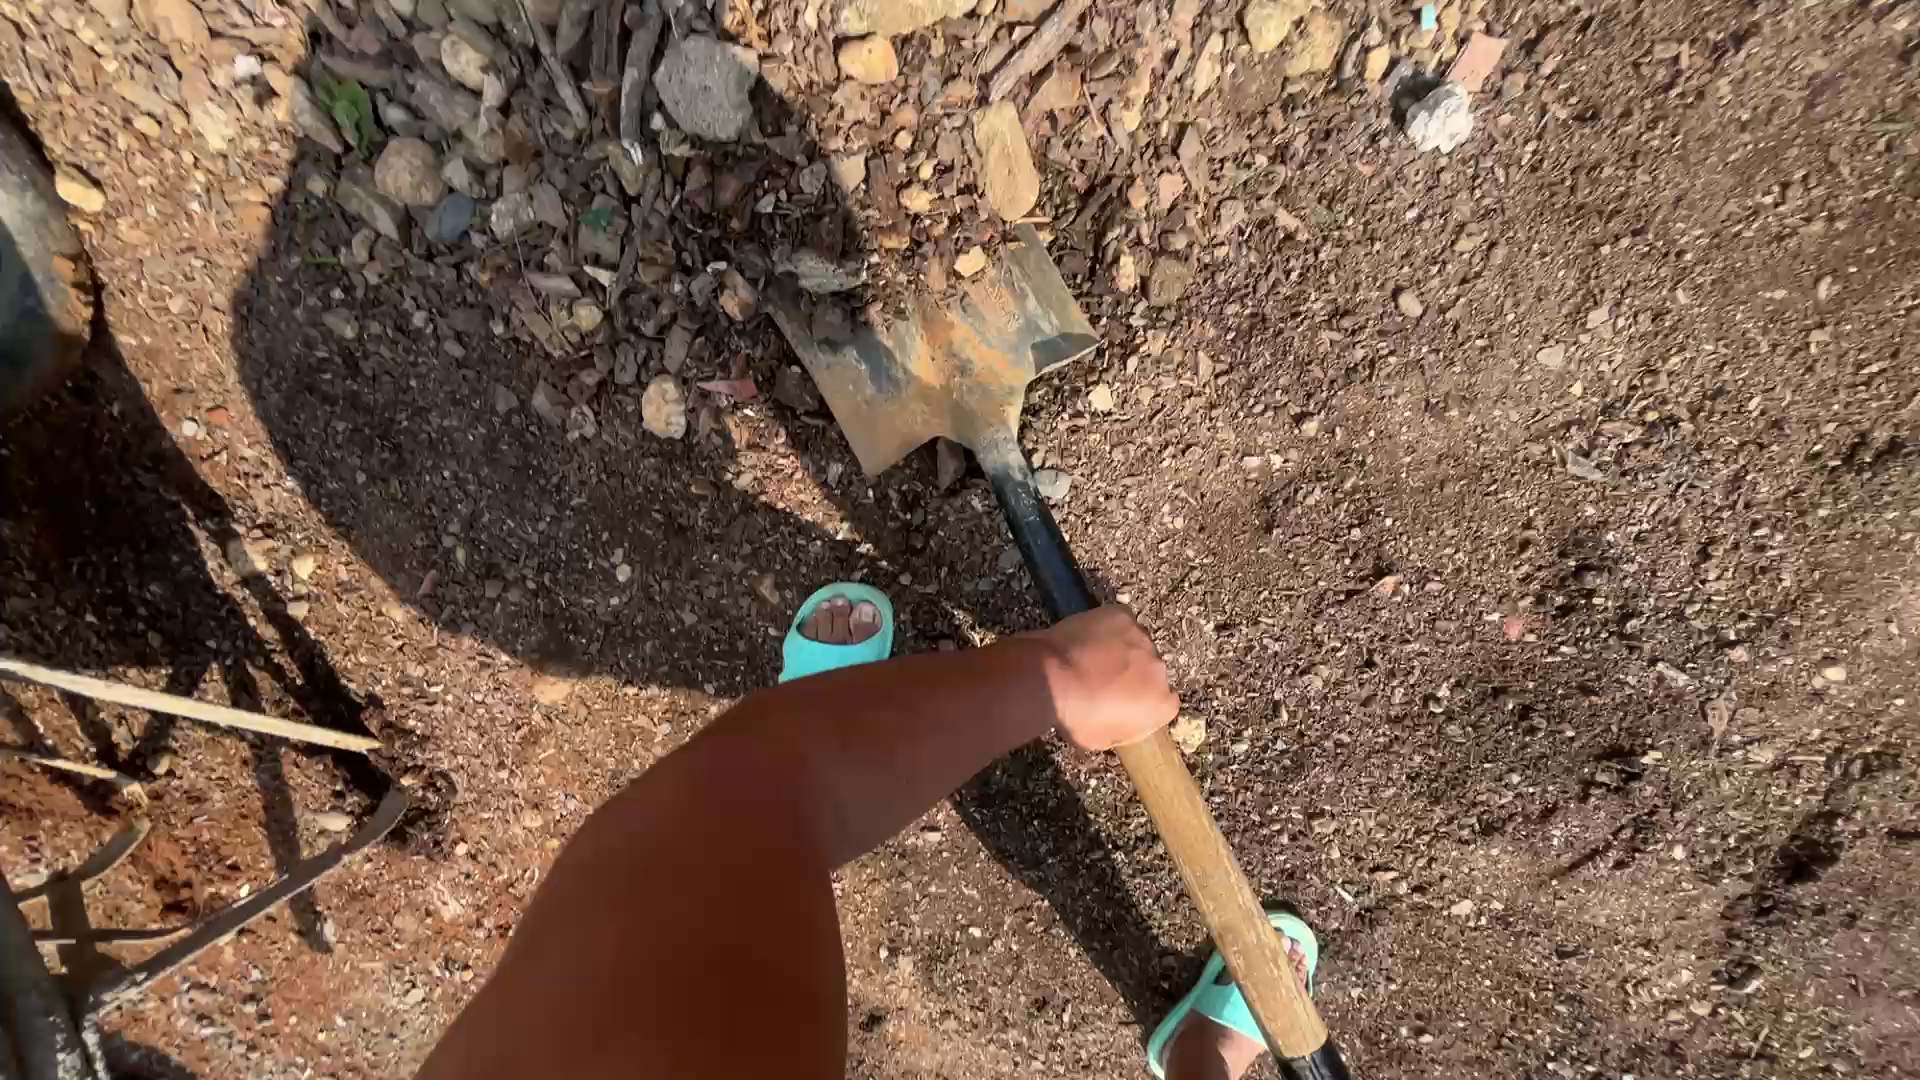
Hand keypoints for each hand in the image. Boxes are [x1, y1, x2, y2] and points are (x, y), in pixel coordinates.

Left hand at [1030, 606, 1178, 750]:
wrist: (1051, 677)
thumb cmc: (1075, 716)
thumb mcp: (1101, 739)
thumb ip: (1122, 726)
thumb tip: (1120, 718)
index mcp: (1162, 704)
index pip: (1162, 703)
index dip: (1142, 701)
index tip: (1123, 701)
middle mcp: (1160, 669)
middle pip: (1151, 670)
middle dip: (1133, 673)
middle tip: (1103, 677)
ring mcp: (1142, 638)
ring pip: (1136, 643)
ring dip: (1121, 649)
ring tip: (1092, 656)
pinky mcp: (1122, 615)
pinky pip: (1119, 621)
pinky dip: (1107, 627)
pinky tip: (1088, 637)